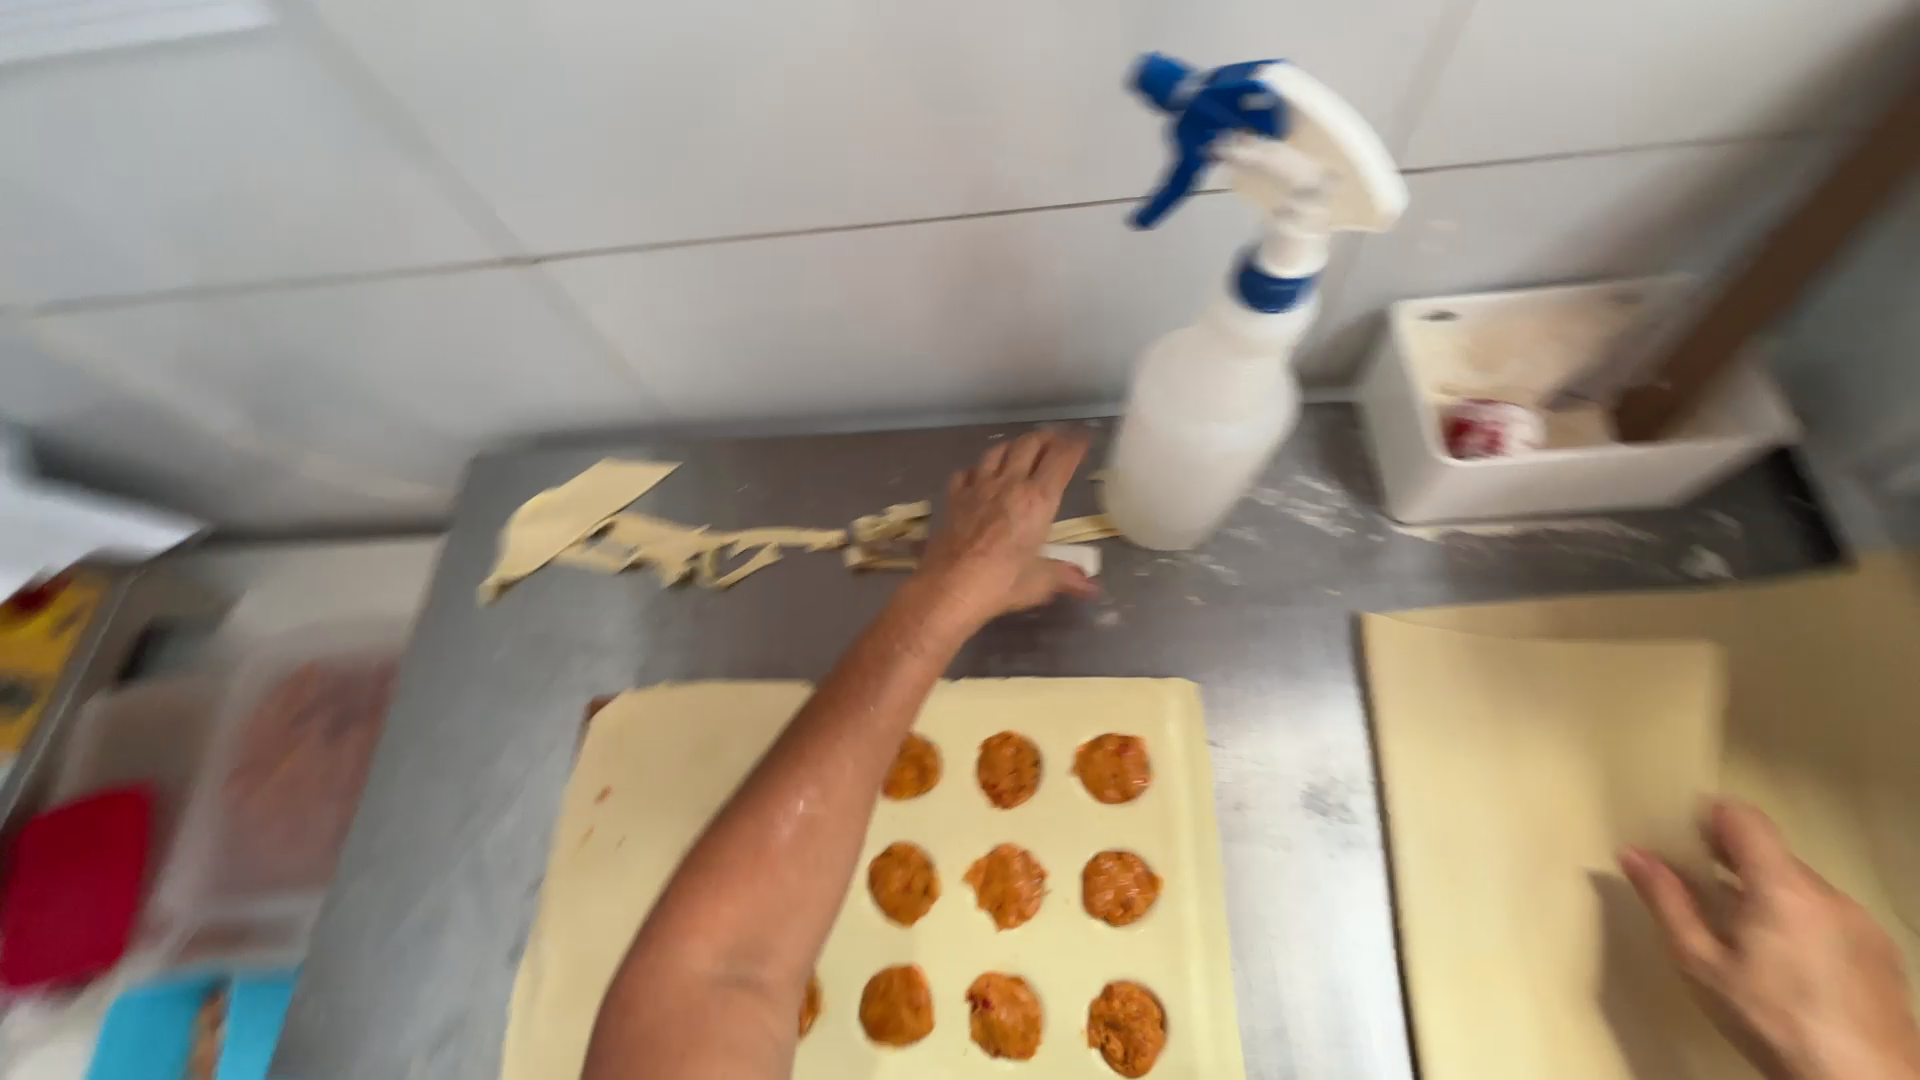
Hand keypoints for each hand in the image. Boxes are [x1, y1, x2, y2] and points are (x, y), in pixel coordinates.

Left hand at [914, 430, 1099, 626]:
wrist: (950, 588)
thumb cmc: (1001, 584)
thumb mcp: (1041, 583)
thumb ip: (1066, 578)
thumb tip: (1091, 589)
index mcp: (1038, 500)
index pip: (1061, 459)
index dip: (1074, 444)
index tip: (1082, 439)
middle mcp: (1009, 484)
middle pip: (1029, 444)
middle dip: (1046, 438)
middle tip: (1055, 442)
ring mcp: (978, 487)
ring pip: (997, 450)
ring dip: (1013, 446)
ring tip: (1020, 451)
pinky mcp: (954, 497)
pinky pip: (966, 472)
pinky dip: (977, 469)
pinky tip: (979, 476)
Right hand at [1621, 799, 1919, 1079]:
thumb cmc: (1768, 1018)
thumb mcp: (1698, 960)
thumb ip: (1666, 900)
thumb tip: (1633, 853)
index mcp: (1784, 889)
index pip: (1744, 819)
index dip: (1707, 816)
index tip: (1677, 835)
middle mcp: (1830, 896)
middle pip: (1770, 852)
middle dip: (1727, 860)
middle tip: (1691, 886)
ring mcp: (1862, 925)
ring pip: (1798, 884)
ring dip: (1761, 890)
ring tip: (1733, 930)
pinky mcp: (1880, 953)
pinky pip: (1826, 913)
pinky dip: (1794, 917)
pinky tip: (1779, 959)